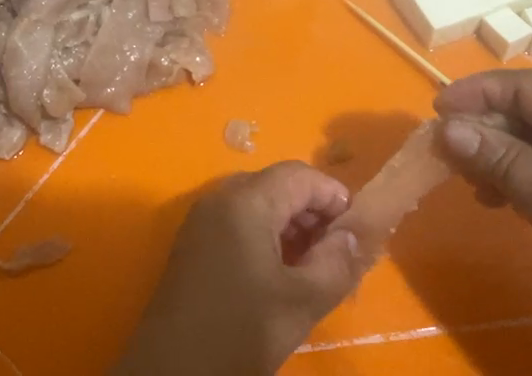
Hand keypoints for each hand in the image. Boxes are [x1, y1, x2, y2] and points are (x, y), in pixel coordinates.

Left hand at [114, 162, 366, 375]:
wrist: (172, 371)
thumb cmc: (239, 329)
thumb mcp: (300, 302)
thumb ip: (337, 262)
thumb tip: (358, 233)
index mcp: (246, 200)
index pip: (299, 175)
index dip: (335, 197)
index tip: (359, 234)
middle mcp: (221, 198)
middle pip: (278, 186)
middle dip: (314, 214)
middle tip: (341, 256)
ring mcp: (203, 220)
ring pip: (259, 206)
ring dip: (292, 228)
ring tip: (316, 270)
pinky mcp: (194, 245)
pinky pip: (239, 224)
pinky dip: (267, 239)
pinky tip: (281, 277)